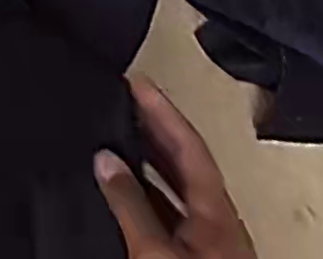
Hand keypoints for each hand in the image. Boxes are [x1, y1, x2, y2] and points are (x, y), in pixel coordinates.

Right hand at [95, 77, 256, 258]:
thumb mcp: (157, 254)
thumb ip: (129, 203)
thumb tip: (105, 157)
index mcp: (216, 214)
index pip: (188, 146)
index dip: (161, 110)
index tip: (136, 80)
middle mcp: (216, 223)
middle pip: (184, 162)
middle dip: (153, 127)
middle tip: (121, 97)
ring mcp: (207, 245)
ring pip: (175, 186)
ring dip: (146, 158)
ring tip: (115, 132)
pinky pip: (165, 209)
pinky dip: (142, 190)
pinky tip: (118, 187)